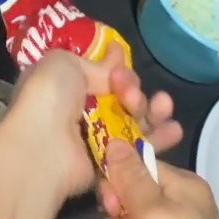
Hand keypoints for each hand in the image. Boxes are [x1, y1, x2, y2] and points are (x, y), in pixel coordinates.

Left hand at [0, 45, 183, 202]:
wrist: (43, 146)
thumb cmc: (49, 97)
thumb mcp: (65, 63)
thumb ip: (95, 64)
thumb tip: (115, 55)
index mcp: (64, 83)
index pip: (100, 73)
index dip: (116, 69)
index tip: (122, 67)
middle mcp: (80, 110)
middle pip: (119, 96)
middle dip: (133, 90)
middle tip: (131, 94)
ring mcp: (95, 137)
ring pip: (132, 121)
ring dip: (151, 112)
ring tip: (165, 106)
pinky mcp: (110, 163)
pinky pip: (138, 149)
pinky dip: (158, 139)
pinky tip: (174, 129)